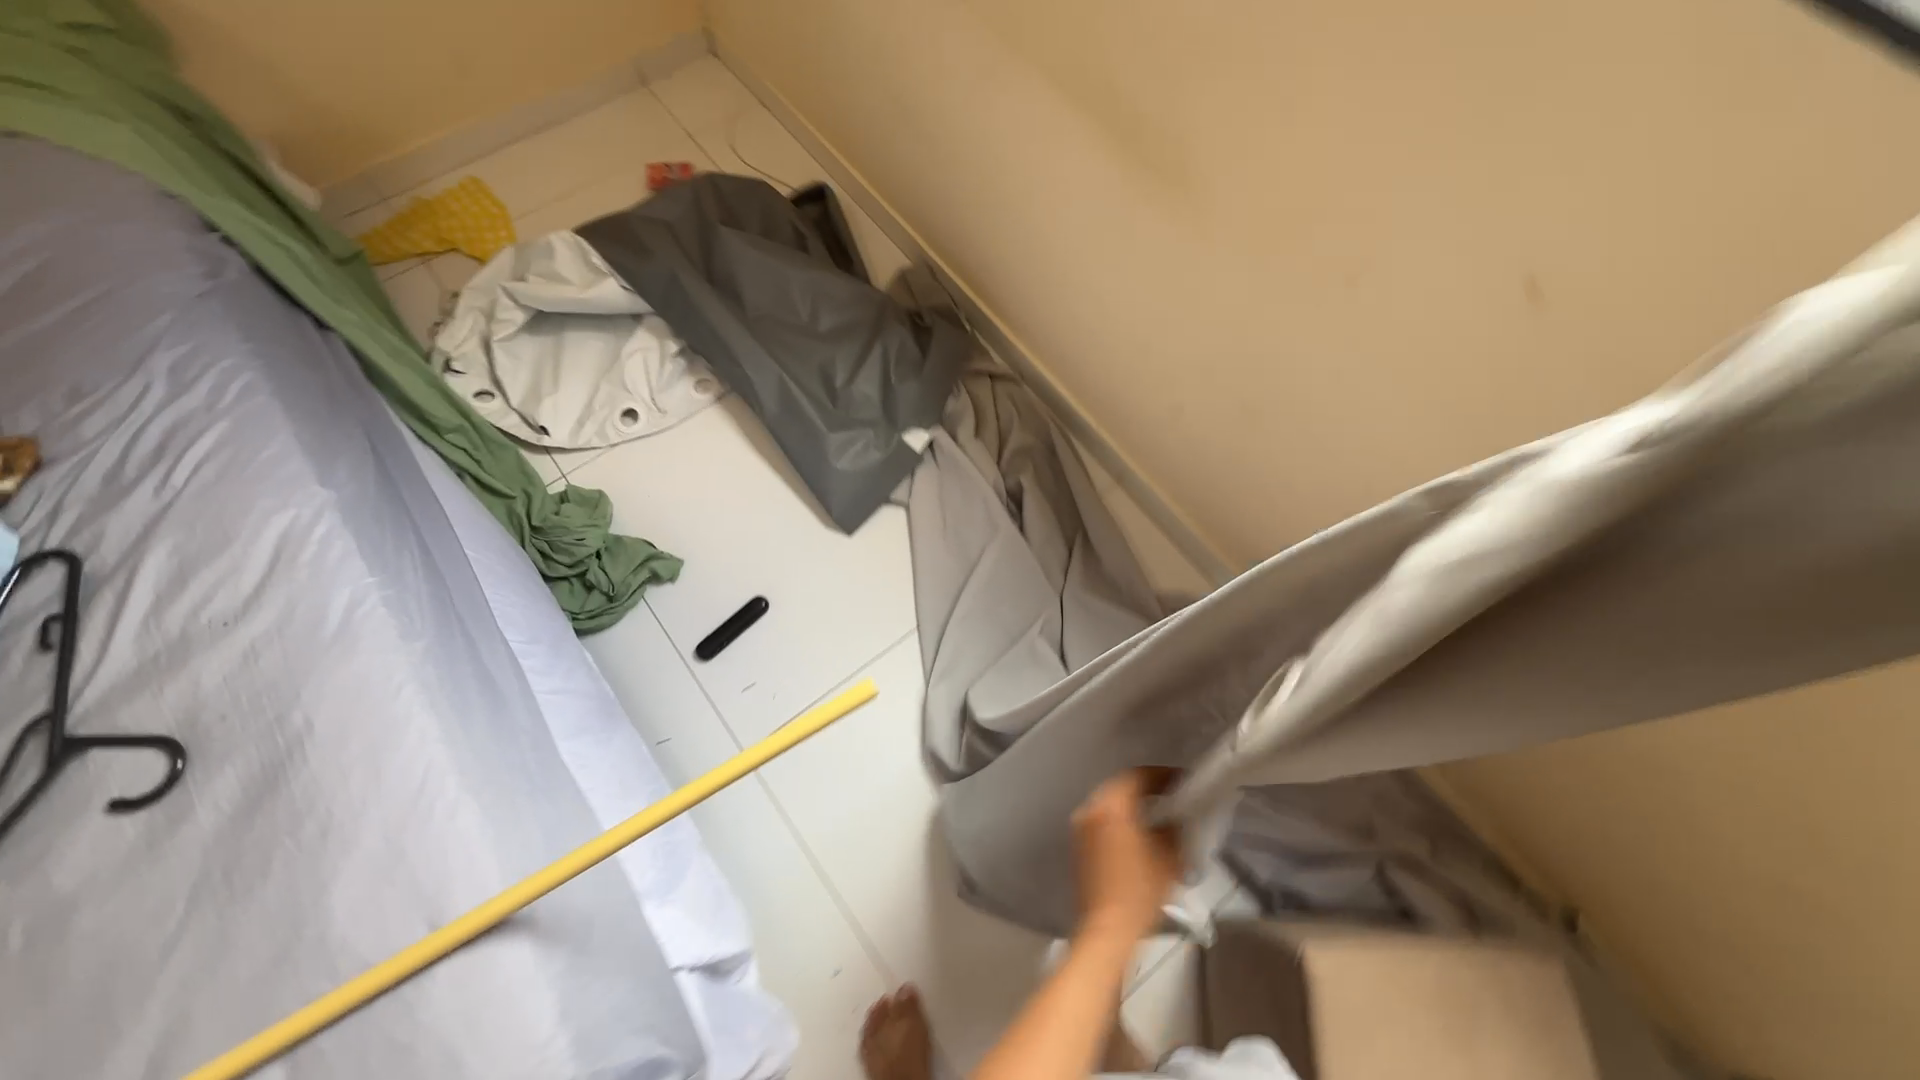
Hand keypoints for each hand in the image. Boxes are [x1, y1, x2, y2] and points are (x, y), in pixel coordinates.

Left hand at [1071, 768, 1184, 942]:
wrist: (1107, 929)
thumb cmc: (1140, 891)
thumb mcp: (1169, 855)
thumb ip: (1175, 826)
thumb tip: (1179, 814)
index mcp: (1111, 805)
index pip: (1138, 776)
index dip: (1164, 776)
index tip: (1184, 782)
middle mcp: (1090, 809)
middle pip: (1121, 787)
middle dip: (1148, 789)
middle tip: (1174, 796)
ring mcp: (1080, 827)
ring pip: (1110, 804)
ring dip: (1133, 805)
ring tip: (1160, 814)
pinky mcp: (1078, 845)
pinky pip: (1102, 820)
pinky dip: (1121, 819)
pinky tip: (1140, 833)